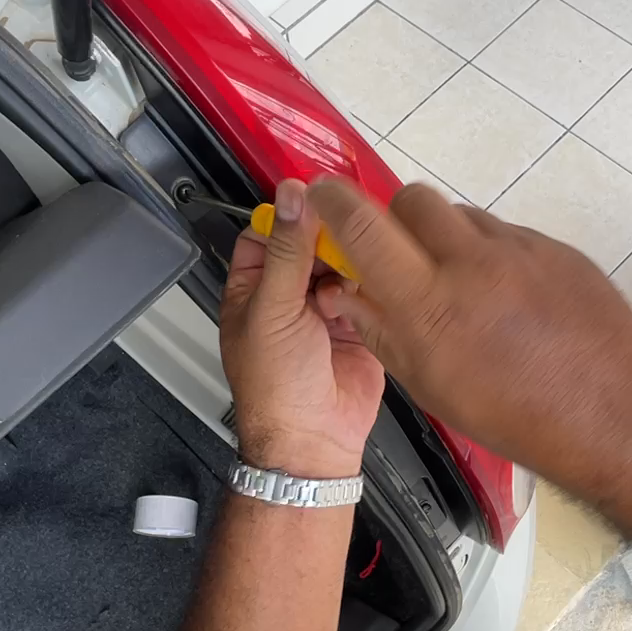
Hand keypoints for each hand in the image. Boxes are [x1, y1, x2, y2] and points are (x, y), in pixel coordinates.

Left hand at [221, 179, 385, 478]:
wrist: (314, 438)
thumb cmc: (277, 381)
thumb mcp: (273, 308)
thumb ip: (286, 250)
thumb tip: (292, 192)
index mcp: (254, 287)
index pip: (269, 231)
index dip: (292, 213)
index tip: (319, 196)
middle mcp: (289, 293)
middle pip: (312, 243)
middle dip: (330, 237)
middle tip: (350, 227)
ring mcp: (326, 309)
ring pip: (343, 264)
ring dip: (352, 262)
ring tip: (359, 268)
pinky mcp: (360, 324)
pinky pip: (369, 291)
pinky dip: (373, 286)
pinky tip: (376, 286)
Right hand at [307, 178, 631, 487]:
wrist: (607, 412)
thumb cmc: (507, 415)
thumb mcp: (429, 385)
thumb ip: (380, 329)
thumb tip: (343, 291)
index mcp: (429, 302)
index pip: (365, 227)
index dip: (335, 201)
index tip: (322, 192)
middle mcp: (471, 261)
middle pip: (414, 200)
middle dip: (397, 219)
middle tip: (406, 258)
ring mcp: (519, 248)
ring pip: (463, 218)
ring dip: (448, 240)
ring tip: (467, 289)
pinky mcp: (556, 248)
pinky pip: (507, 235)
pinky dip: (493, 257)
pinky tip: (512, 301)